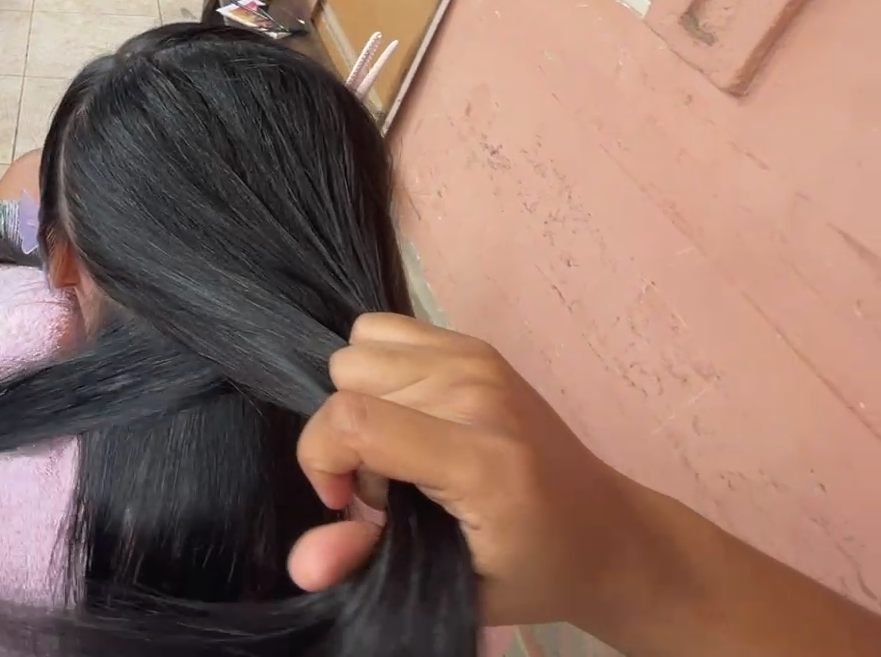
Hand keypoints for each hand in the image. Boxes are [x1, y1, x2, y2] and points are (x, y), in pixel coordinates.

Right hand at [287, 313, 653, 630]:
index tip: (343, 499)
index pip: (354, 421)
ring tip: (399, 442)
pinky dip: (373, 365)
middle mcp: (477, 397)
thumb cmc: (531, 572)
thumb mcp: (452, 588)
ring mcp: (476, 362)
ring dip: (357, 398)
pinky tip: (406, 405)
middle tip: (389, 480)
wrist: (618, 537)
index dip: (320, 456)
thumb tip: (299, 565)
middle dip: (344, 434)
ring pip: (354, 352)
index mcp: (481, 463)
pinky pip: (377, 329)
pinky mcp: (473, 345)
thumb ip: (365, 564)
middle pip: (345, 379)